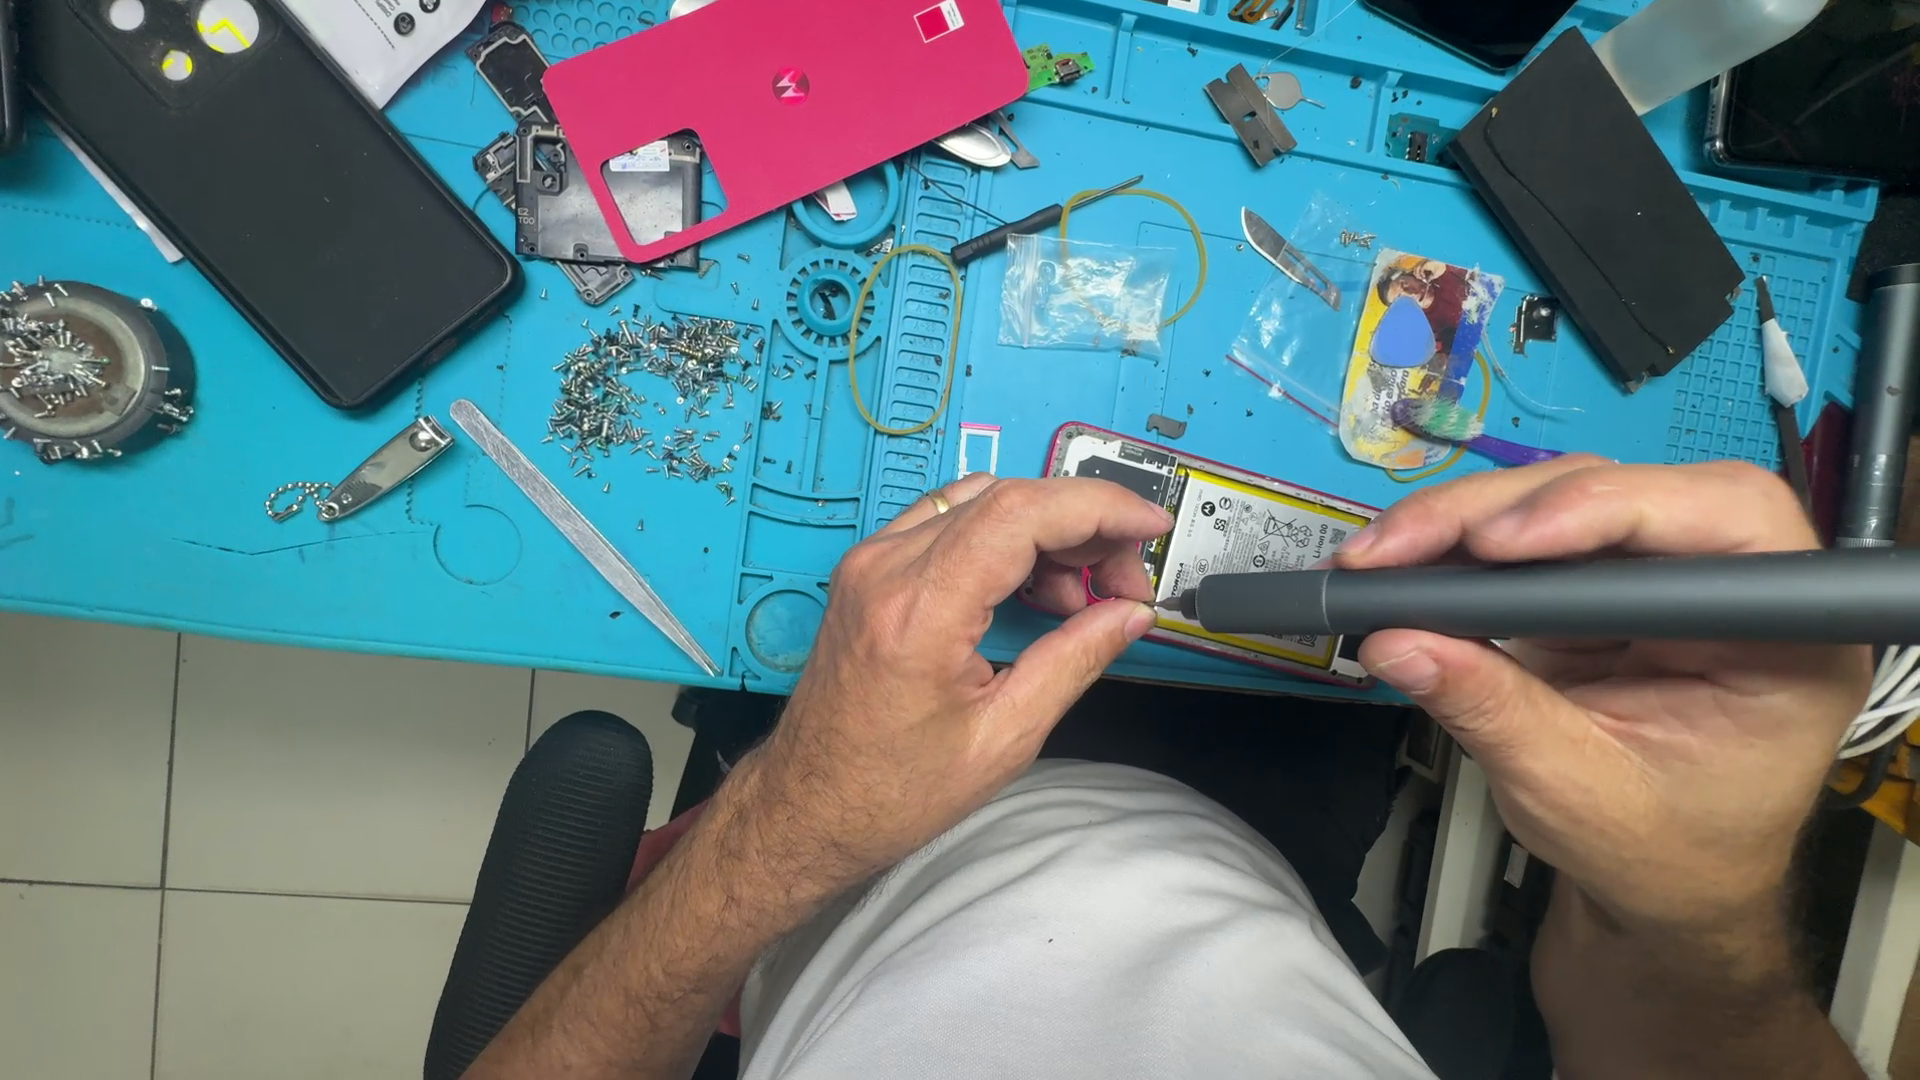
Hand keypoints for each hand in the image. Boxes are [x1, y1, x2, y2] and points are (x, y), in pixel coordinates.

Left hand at [739, 473, 1168, 884]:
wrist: (808, 805)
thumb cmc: (892, 791)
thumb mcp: (1003, 737)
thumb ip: (1074, 661)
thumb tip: (1130, 614)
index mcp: (919, 610)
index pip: (1022, 512)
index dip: (1099, 506)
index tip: (1148, 524)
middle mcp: (886, 567)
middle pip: (1007, 498)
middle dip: (1083, 528)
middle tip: (1120, 585)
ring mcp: (871, 561)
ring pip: (981, 501)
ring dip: (1045, 533)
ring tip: (1076, 599)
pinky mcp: (869, 568)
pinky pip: (950, 521)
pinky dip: (1004, 538)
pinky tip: (1029, 587)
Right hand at [1337, 457, 1870, 930]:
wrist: (1647, 871)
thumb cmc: (1653, 845)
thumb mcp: (1571, 788)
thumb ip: (1490, 711)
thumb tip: (1390, 643)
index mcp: (1770, 635)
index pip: (1719, 520)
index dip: (1606, 507)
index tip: (1495, 545)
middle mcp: (1708, 585)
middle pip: (1606, 490)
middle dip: (1484, 512)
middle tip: (1389, 550)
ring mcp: (1633, 579)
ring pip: (1541, 501)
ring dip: (1447, 523)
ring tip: (1371, 558)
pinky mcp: (1571, 586)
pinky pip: (1500, 542)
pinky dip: (1437, 550)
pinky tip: (1388, 566)